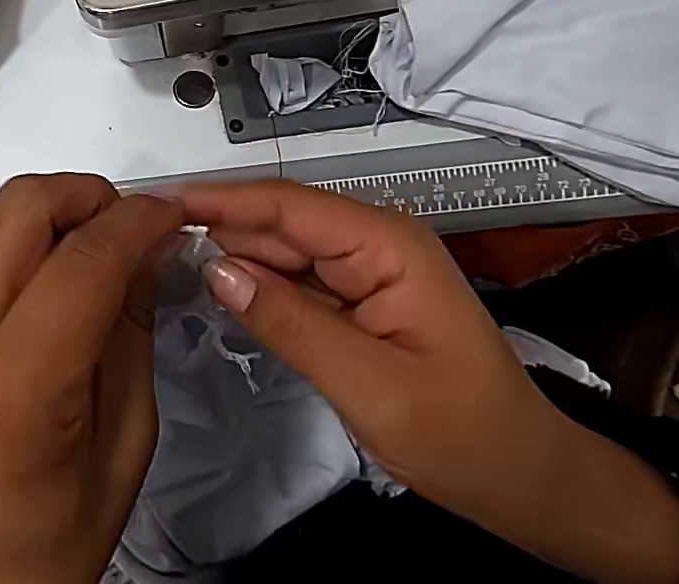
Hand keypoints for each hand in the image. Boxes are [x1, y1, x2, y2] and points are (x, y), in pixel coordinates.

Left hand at [0, 174, 183, 583]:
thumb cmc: (53, 529)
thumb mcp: (128, 431)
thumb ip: (135, 319)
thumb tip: (151, 240)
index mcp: (8, 395)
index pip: (81, 262)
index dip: (136, 221)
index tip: (169, 213)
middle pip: (24, 206)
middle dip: (91, 195)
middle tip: (132, 226)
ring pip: (3, 210)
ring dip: (64, 211)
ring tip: (103, 249)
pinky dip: (37, 234)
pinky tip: (64, 270)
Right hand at [180, 181, 678, 583]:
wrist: (525, 478)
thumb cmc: (463, 435)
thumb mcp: (372, 387)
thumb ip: (290, 323)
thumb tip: (217, 268)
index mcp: (386, 243)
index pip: (289, 207)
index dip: (224, 200)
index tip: (165, 200)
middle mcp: (374, 240)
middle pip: (282, 222)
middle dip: (221, 224)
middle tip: (152, 235)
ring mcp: (366, 267)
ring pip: (285, 249)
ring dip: (234, 251)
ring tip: (170, 254)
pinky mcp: (359, 294)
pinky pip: (298, 279)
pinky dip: (259, 281)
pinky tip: (221, 284)